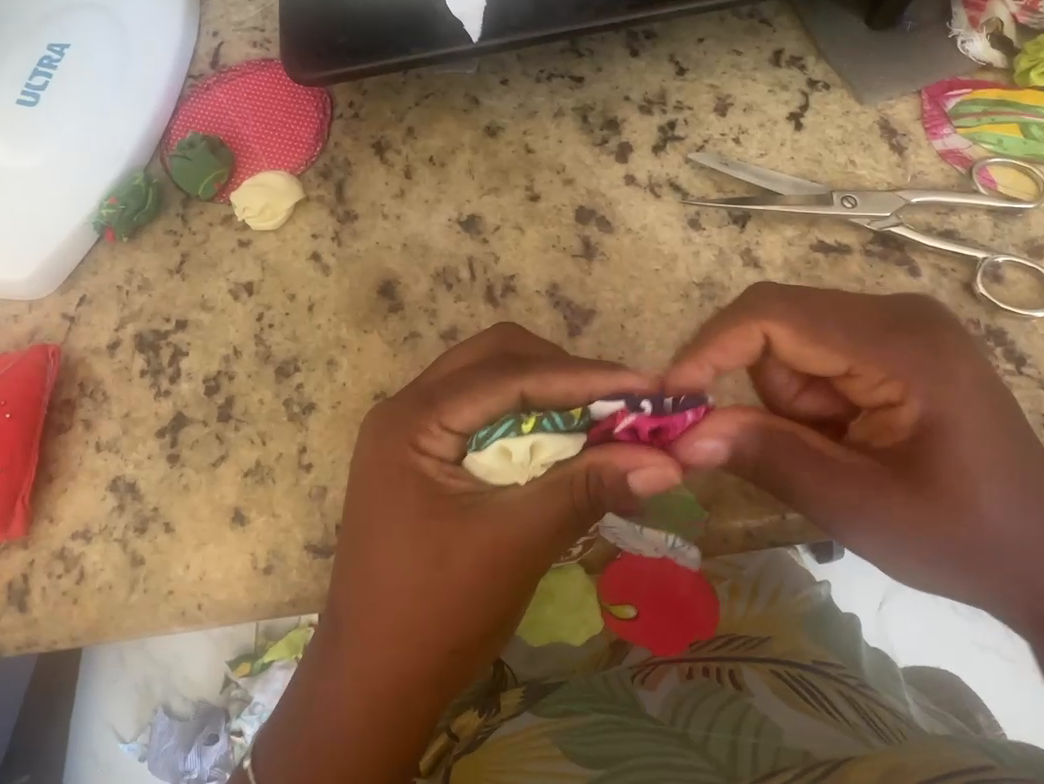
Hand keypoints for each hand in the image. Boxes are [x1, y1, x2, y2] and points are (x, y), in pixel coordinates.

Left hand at [254, 323, 682, 783]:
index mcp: (413, 420)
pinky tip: (566, 448)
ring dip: (548, 396)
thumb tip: (670, 461)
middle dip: (563, 375)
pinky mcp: (423, 461)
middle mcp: (406, 410)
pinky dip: (529, 424)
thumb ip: (587, 489)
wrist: (374, 684)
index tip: (650, 389)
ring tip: (604, 425)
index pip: (509, 373)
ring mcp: (410, 435)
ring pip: (490, 384)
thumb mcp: (517, 543)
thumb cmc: (436, 613)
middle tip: (624, 406)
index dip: (584, 377)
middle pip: (496, 360)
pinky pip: (483, 418)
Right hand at [664, 284, 1043, 613]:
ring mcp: (899, 326)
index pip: (772, 314)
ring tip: (842, 456)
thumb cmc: (964, 538)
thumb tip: (681, 437)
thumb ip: (768, 457)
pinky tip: (851, 443)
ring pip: (791, 344)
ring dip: (789, 404)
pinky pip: (816, 358)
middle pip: (778, 326)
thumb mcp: (858, 507)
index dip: (710, 348)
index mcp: (898, 341)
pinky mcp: (895, 345)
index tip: (672, 402)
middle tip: (804, 456)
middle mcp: (896, 313)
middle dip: (766, 393)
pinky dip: (810, 404)